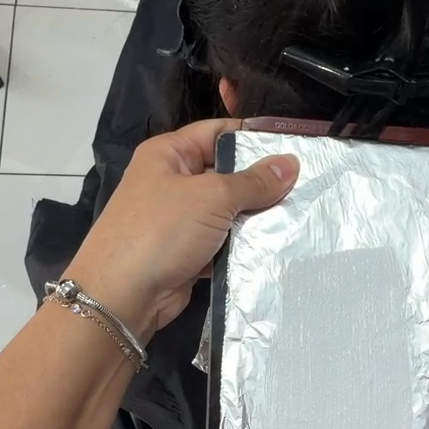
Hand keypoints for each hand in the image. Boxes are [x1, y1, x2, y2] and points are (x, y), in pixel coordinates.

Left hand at [65, 119, 298, 336]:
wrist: (122, 296)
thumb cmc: (162, 231)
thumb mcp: (212, 197)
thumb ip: (254, 182)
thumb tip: (291, 164)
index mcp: (169, 154)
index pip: (218, 132)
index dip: (254, 137)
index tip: (294, 147)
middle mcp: (172, 182)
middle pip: (226, 173)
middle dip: (261, 181)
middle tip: (305, 186)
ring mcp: (179, 220)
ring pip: (227, 211)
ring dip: (255, 217)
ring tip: (298, 217)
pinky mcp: (186, 253)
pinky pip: (222, 242)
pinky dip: (242, 246)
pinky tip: (274, 248)